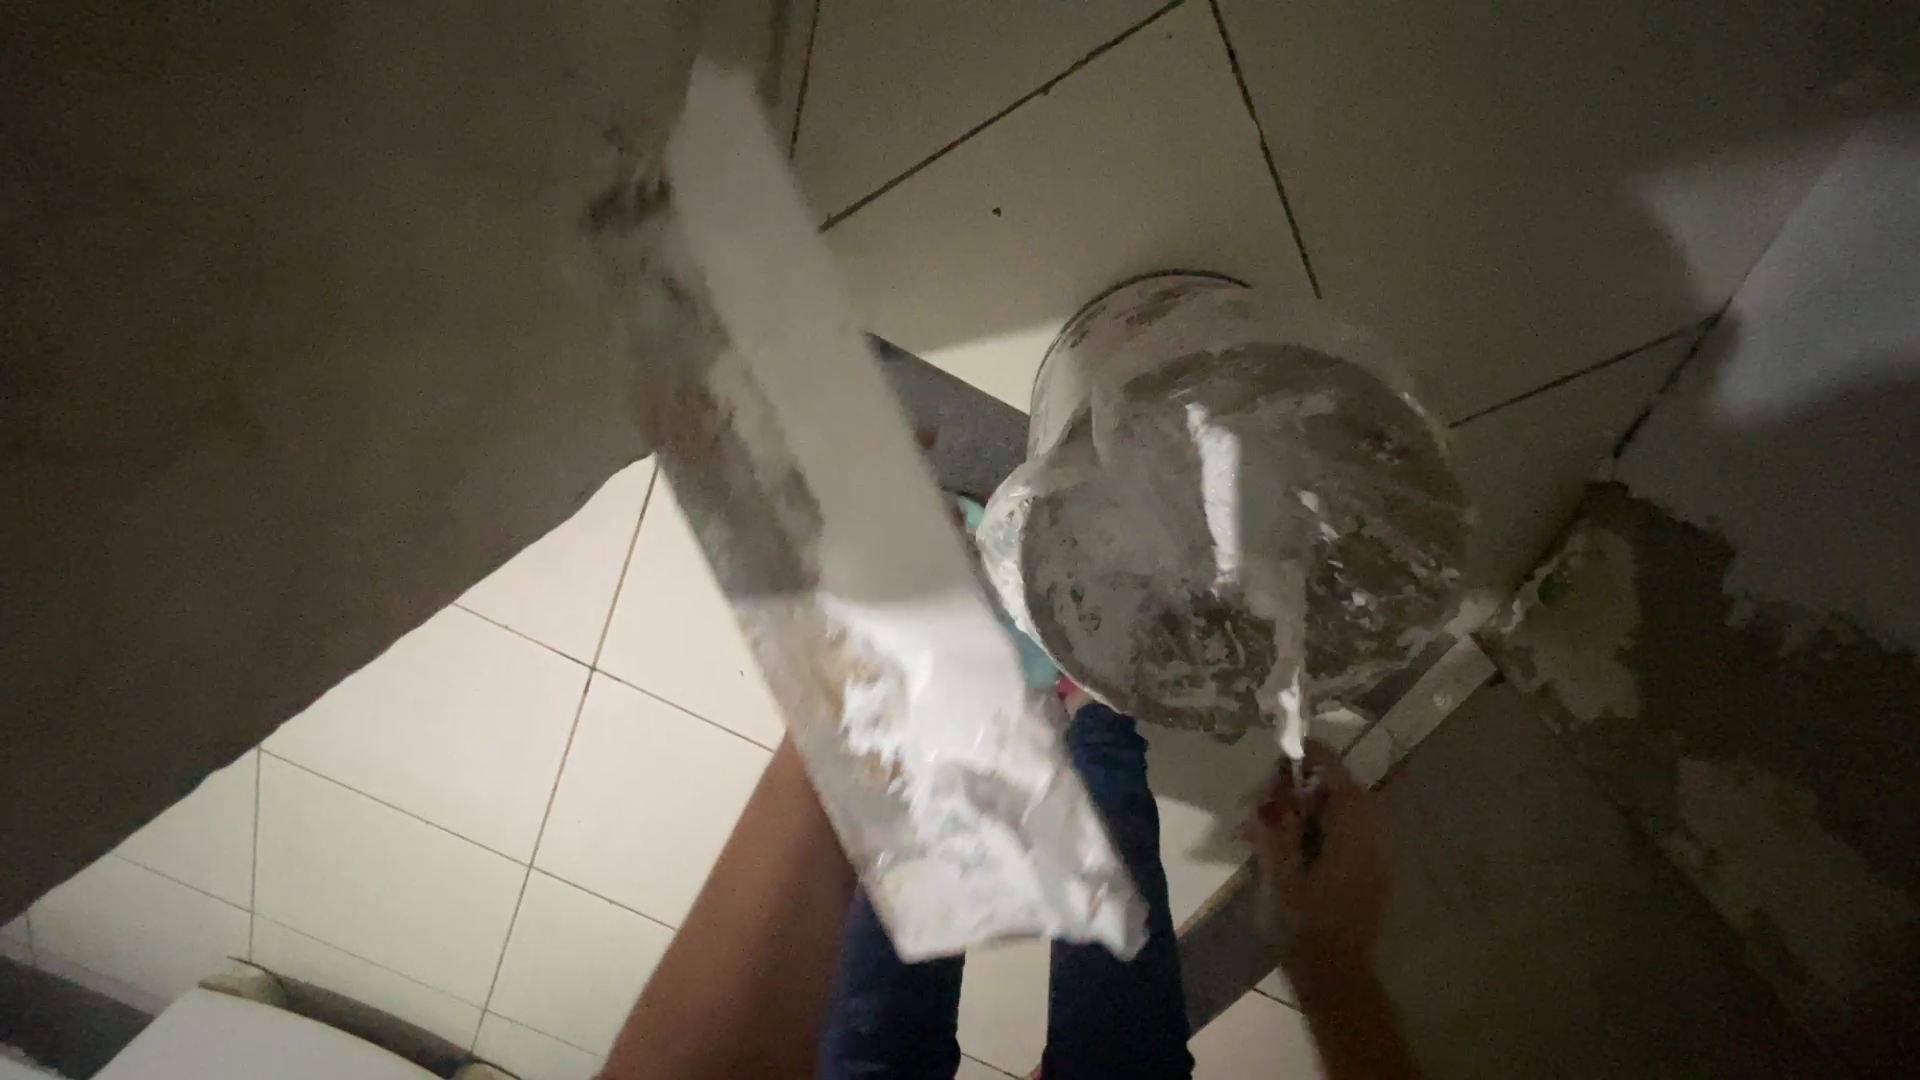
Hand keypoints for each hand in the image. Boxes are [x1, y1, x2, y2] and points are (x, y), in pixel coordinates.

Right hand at [1248, 741, 1389, 983]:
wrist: (1334, 977)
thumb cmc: (1303, 924)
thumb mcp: (1278, 874)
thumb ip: (1274, 830)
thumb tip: (1270, 795)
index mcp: (1352, 836)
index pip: (1339, 779)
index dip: (1318, 756)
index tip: (1293, 743)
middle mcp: (1371, 841)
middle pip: (1345, 793)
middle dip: (1311, 783)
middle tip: (1275, 787)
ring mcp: (1374, 860)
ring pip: (1348, 814)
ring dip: (1316, 805)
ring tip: (1278, 815)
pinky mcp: (1369, 875)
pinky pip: (1349, 834)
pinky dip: (1324, 825)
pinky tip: (1294, 840)